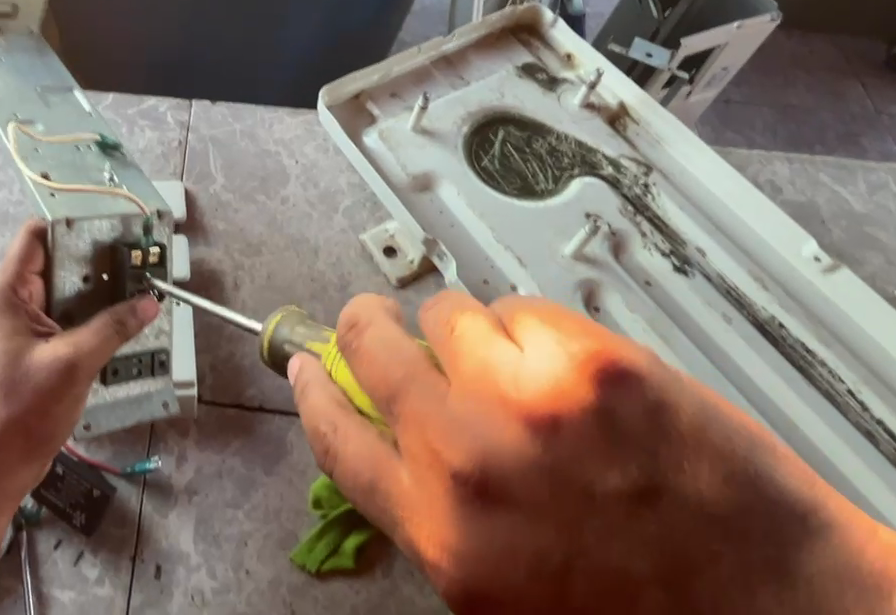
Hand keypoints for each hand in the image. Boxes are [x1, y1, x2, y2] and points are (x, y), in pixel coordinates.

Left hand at [0, 219, 159, 509]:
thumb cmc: (21, 412)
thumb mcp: (72, 363)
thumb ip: (113, 328)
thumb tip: (150, 301)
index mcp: (8, 294)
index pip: (37, 236)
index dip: (74, 225)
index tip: (115, 228)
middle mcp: (15, 303)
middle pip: (59, 263)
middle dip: (99, 260)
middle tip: (140, 258)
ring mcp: (26, 328)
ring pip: (69, 294)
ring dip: (102, 291)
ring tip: (142, 285)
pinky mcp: (39, 351)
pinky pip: (71, 321)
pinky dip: (97, 318)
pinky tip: (128, 320)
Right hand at [288, 292, 895, 614]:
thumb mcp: (501, 590)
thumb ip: (434, 511)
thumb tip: (388, 427)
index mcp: (438, 532)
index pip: (336, 437)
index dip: (314, 390)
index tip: (304, 362)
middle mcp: (465, 460)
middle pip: (373, 344)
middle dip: (372, 324)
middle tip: (386, 318)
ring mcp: (525, 402)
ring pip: (449, 313)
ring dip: (470, 332)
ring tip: (521, 370)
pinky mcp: (590, 361)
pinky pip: (523, 308)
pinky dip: (537, 330)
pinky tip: (579, 373)